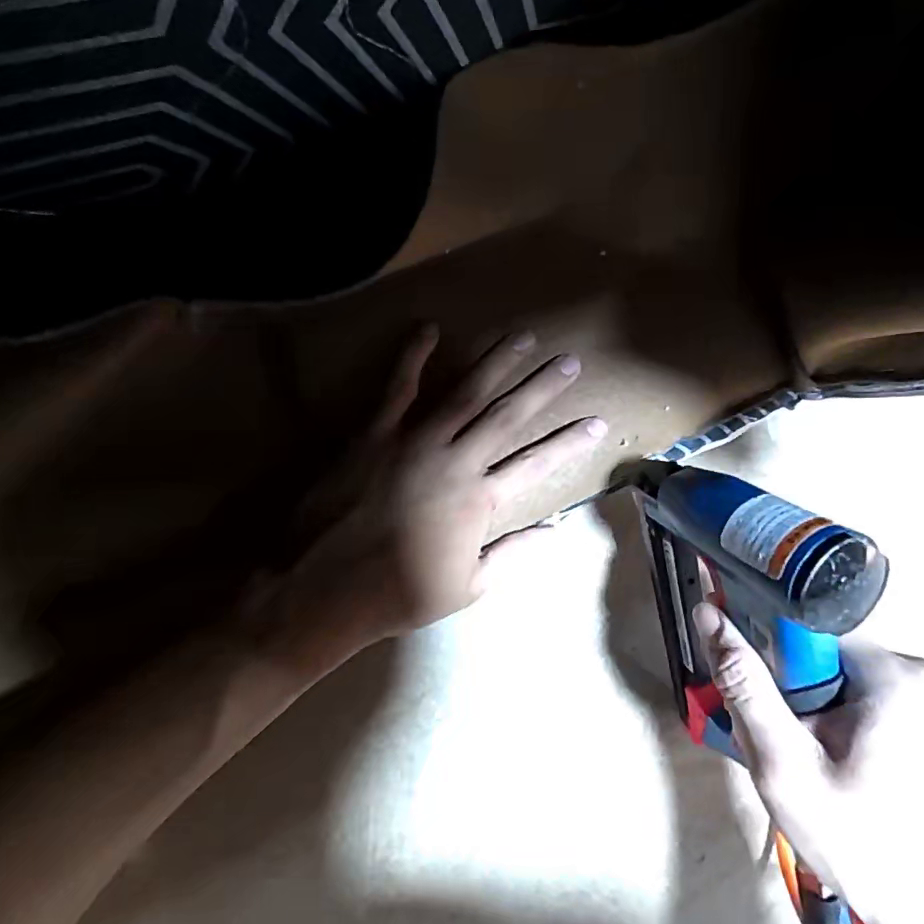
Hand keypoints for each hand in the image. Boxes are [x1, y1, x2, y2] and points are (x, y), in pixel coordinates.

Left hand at [273, 325, 606, 655]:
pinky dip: (412, 357)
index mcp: (480, 500)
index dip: (569, 443)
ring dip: (496, 363)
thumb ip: (513, 553)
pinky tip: (428, 330)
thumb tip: (555, 530)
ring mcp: (416, 442)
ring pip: (465, 393)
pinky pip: (399, 389)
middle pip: (508, 416)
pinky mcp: (376, 434)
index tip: (596, 422)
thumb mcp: (468, 587)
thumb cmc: (400, 593)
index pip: (537, 464)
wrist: (328, 587)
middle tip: (568, 362)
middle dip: (542, 387)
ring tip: (522, 337)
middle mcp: (456, 461)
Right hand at [693, 603, 923, 923]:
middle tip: (788, 745)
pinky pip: (868, 697)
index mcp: (892, 671)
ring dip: (817, 709)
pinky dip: (843, 722)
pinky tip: (844, 767)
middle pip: (822, 652)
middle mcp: (921, 670)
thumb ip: (744, 686)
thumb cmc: (860, 843)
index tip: (762, 699)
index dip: (770, 657)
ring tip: (816, 762)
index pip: (803, 626)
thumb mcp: (783, 765)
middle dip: (794, 692)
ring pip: (841, 675)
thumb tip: (707, 613)